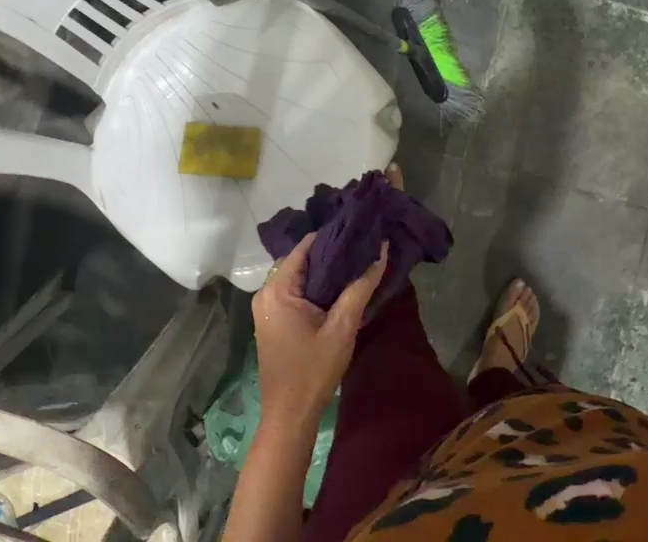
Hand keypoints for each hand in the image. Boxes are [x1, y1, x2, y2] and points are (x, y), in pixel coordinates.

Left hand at [252, 234, 388, 429]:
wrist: (290, 415)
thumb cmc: (314, 370)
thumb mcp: (342, 327)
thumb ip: (360, 287)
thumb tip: (381, 251)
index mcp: (277, 289)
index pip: (306, 246)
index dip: (334, 236)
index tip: (361, 231)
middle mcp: (266, 292)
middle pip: (302, 259)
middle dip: (332, 252)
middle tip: (364, 246)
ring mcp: (267, 307)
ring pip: (299, 275)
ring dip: (325, 270)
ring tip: (358, 262)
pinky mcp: (273, 319)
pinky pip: (295, 291)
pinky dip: (316, 286)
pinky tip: (341, 286)